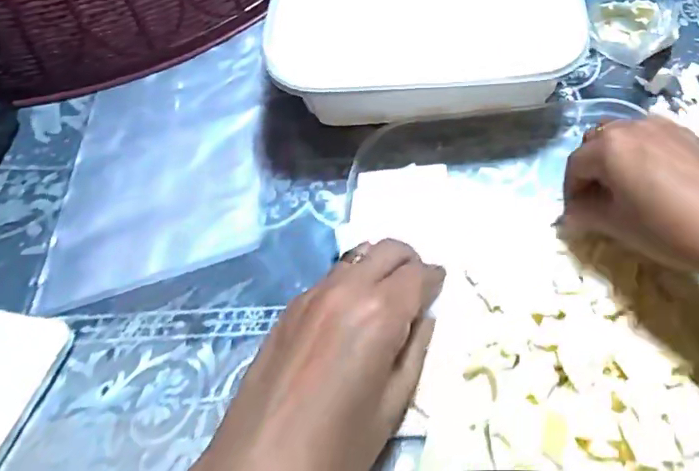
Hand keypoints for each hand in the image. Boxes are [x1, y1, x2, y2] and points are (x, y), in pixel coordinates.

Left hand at [194, 240, 443, 470]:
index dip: (434, 279)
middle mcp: (347, 290)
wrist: (257, 467)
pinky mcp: (290, 306)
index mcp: (379, 313)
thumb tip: (423, 318)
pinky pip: (331, 277)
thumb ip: (414, 353)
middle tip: (418, 285)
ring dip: (378, 266)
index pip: (418, 275)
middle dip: (410, 262)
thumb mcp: (391, 408)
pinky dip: (351, 280)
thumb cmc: (335, 447)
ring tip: (386, 295)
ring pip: (358, 256)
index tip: (441, 285)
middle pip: (389, 250)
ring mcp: (314, 294)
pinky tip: (350, 311)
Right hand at [562, 116, 698, 286]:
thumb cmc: (670, 231)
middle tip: (599, 203)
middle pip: (596, 142)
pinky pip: (650, 137)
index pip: (575, 164)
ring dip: (615, 158)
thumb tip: (571, 215)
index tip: (577, 217)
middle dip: (591, 170)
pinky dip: (642, 154)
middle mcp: (630, 125)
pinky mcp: (686, 133)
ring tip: (628, 191)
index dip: (571, 192)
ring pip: (623, 136)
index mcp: (608, 145)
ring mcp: (660, 125)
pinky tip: (657, 184)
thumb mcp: (620, 226)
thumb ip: (587, 214)